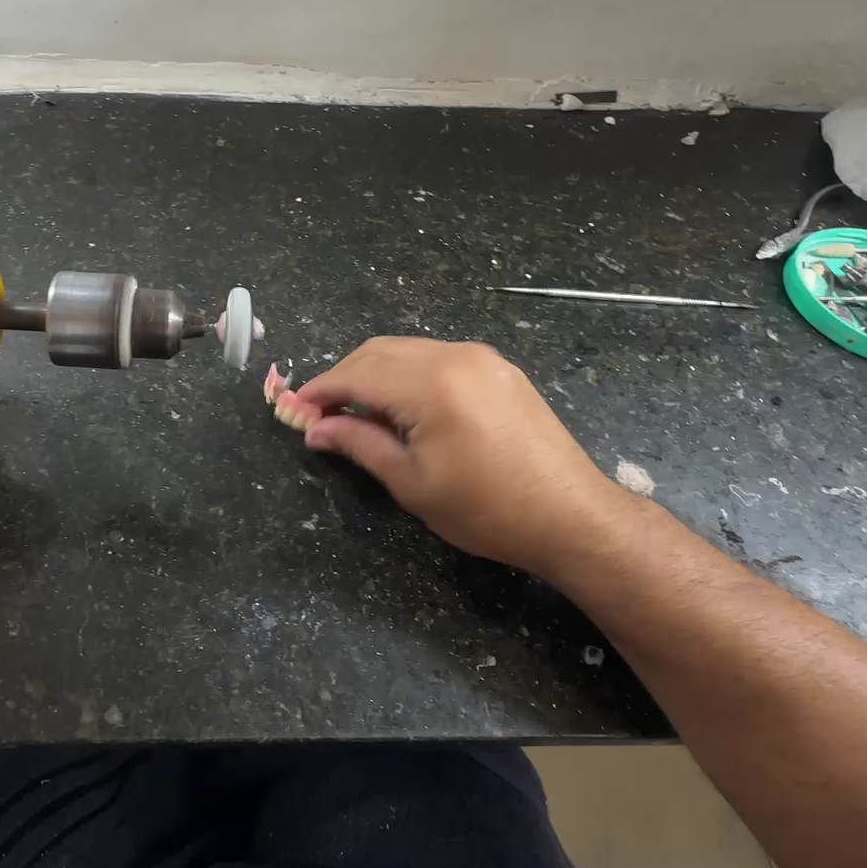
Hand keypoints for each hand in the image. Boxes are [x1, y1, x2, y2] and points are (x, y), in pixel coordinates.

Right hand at [295, 337, 635, 573]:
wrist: (571, 516)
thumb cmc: (486, 510)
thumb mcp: (412, 483)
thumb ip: (359, 445)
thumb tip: (314, 430)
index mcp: (431, 385)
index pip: (357, 374)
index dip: (320, 390)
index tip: (295, 409)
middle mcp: (454, 357)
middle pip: (377, 352)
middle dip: (343, 378)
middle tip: (321, 415)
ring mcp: (480, 358)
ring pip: (406, 350)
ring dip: (373, 373)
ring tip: (358, 414)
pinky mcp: (497, 368)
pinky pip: (436, 357)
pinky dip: (406, 374)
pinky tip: (401, 407)